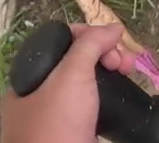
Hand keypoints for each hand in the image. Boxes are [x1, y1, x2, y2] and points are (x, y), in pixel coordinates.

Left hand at [0, 24, 133, 142]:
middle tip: (123, 62)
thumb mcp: (71, 75)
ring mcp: (58, 114)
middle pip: (78, 58)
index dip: (89, 35)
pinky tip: (121, 88)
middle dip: (106, 51)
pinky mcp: (75, 130)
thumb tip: (113, 28)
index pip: (60, 40)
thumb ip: (91, 44)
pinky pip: (94, 99)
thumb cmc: (57, 123)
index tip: (110, 42)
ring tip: (129, 71)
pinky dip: (109, 90)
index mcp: (29, 78)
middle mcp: (40, 93)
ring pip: (88, 78)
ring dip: (112, 68)